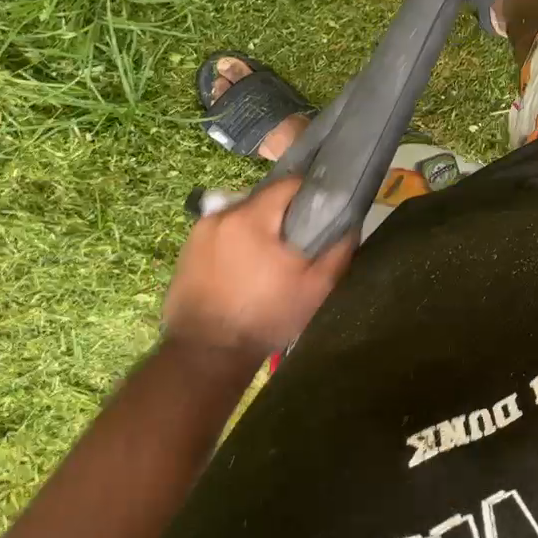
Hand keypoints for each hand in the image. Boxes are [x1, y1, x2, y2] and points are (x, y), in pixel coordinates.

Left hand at [161, 178, 353, 359]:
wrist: (207, 354)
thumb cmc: (267, 316)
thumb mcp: (317, 287)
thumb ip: (339, 250)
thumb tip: (351, 226)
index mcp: (251, 218)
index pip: (288, 184)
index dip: (312, 192)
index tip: (325, 209)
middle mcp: (220, 216)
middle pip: (263, 199)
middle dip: (285, 213)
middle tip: (302, 238)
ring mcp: (198, 233)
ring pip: (241, 216)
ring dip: (260, 227)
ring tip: (274, 254)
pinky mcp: (186, 252)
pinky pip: (223, 234)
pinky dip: (239, 242)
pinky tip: (249, 267)